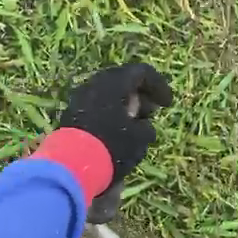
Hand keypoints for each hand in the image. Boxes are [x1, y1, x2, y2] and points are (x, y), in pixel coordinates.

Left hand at [56, 62, 172, 184]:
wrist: (72, 165)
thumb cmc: (112, 146)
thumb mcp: (140, 138)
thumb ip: (145, 126)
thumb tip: (142, 125)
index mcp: (114, 83)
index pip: (141, 73)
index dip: (158, 86)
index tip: (167, 104)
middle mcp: (95, 84)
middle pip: (123, 81)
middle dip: (140, 95)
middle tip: (151, 112)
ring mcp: (80, 98)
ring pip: (108, 94)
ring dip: (124, 106)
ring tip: (134, 125)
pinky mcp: (70, 113)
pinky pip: (97, 106)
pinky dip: (110, 113)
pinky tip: (116, 131)